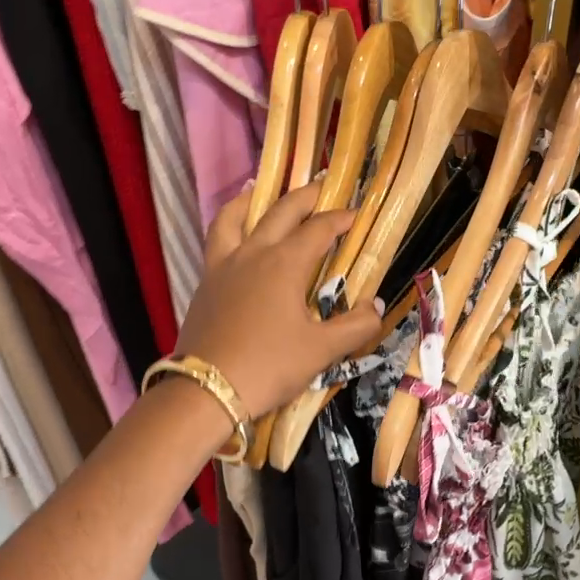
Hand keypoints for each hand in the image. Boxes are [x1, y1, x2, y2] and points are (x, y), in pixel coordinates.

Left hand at [177, 183, 382, 417]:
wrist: (206, 390)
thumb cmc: (269, 366)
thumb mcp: (321, 351)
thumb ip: (355, 326)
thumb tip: (375, 306)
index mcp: (285, 264)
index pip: (318, 230)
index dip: (340, 219)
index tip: (355, 214)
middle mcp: (253, 254)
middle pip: (280, 212)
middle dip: (304, 198)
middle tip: (320, 188)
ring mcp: (223, 267)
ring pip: (233, 219)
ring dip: (250, 201)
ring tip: (257, 191)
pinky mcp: (204, 285)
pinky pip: (216, 242)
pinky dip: (229, 228)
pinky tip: (235, 240)